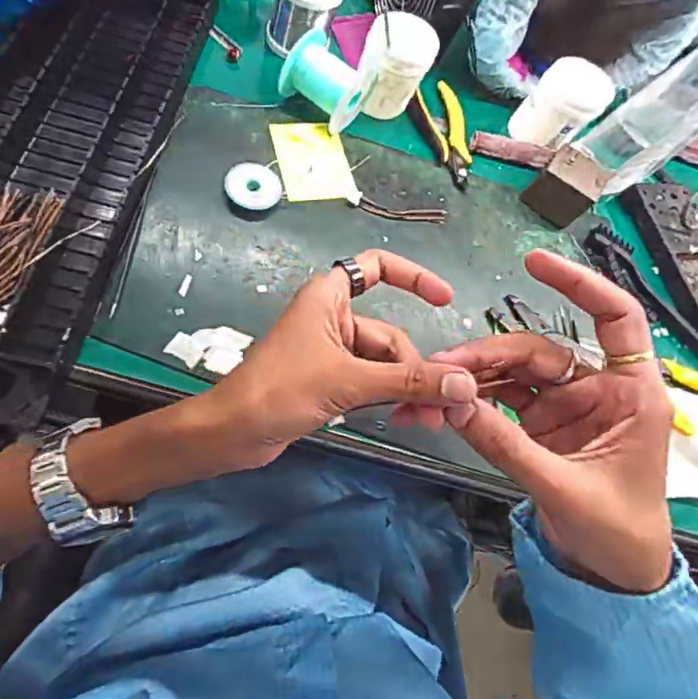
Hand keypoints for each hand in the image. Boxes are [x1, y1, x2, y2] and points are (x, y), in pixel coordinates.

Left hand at [196, 249, 479, 473]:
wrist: (235, 431)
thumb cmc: (280, 389)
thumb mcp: (347, 381)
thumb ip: (407, 382)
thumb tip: (462, 382)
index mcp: (327, 298)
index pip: (375, 268)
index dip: (413, 276)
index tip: (445, 299)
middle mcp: (330, 318)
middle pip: (389, 334)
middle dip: (415, 368)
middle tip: (439, 405)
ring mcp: (329, 352)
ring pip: (383, 363)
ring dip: (406, 388)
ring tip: (426, 419)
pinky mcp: (328, 381)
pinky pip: (370, 381)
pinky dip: (389, 396)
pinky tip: (406, 417)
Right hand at [431, 249, 675, 592]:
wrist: (609, 571)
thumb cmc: (617, 532)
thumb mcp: (563, 488)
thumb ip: (506, 444)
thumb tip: (455, 402)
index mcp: (628, 394)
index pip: (615, 320)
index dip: (580, 286)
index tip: (534, 263)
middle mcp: (594, 389)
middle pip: (535, 349)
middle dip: (484, 355)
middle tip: (439, 368)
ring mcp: (561, 405)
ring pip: (508, 371)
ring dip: (467, 378)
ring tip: (428, 390)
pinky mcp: (536, 422)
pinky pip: (495, 398)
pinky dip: (466, 400)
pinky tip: (437, 406)